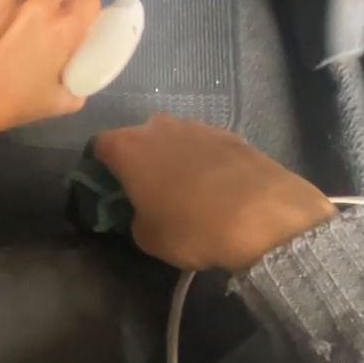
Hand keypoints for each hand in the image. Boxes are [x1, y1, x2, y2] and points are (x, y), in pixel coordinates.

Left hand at [0, 0, 101, 152]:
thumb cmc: (11, 105)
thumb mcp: (60, 103)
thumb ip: (79, 80)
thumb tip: (79, 69)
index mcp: (63, 27)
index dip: (86, 8)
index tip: (78, 22)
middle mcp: (37, 4)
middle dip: (61, 0)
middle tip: (48, 26)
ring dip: (22, 12)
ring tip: (5, 39)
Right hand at [94, 115, 336, 272]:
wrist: (264, 215)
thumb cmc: (193, 227)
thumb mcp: (148, 238)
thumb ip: (135, 216)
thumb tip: (143, 210)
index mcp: (127, 147)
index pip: (98, 147)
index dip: (100, 168)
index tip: (110, 189)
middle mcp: (157, 126)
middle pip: (137, 139)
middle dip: (139, 161)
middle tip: (149, 192)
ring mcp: (196, 125)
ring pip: (173, 140)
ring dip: (173, 159)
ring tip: (188, 192)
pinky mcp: (229, 132)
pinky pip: (203, 146)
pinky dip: (204, 162)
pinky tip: (218, 189)